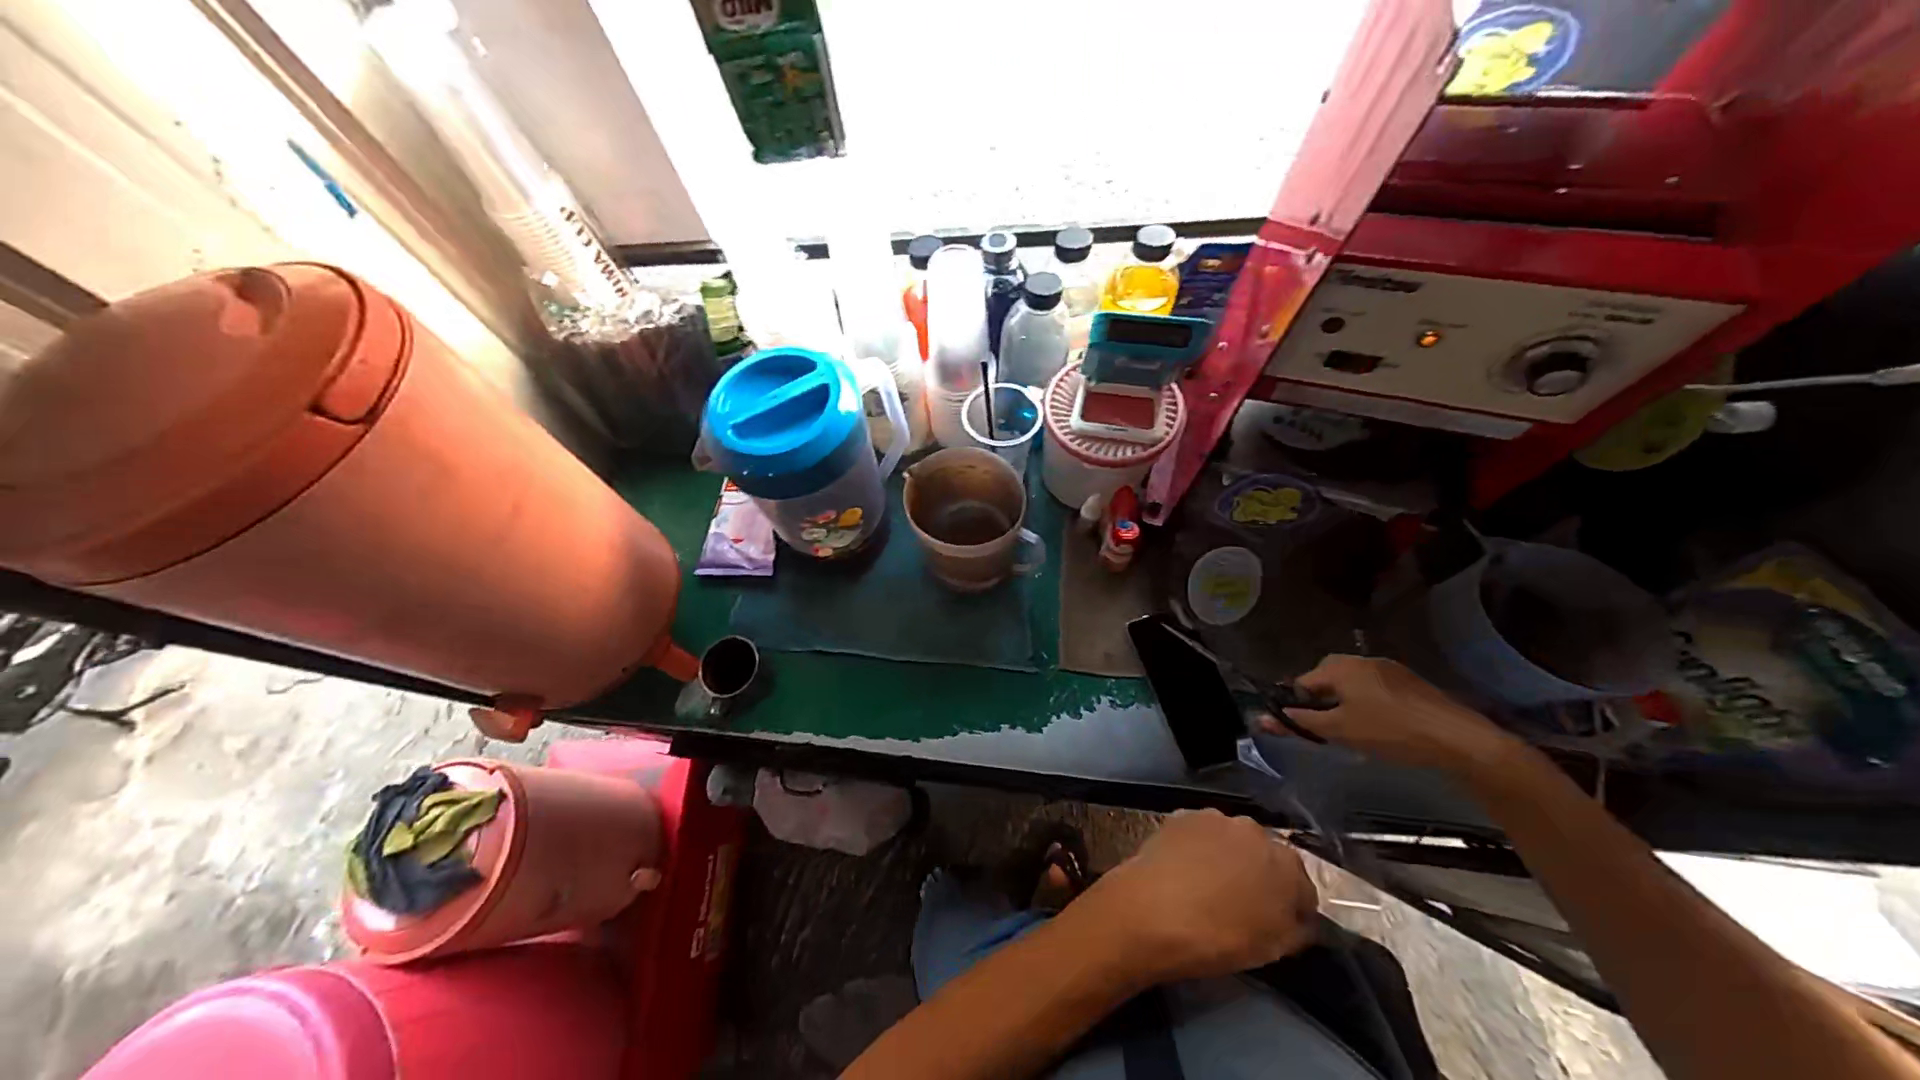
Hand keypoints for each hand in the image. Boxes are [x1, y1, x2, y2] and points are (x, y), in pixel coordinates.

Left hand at [1068, 809, 1318, 984]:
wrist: (1152, 912)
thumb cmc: (1219, 937)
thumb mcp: (1272, 949)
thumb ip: (1297, 930)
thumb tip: (1301, 920)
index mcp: (1287, 864)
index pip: (1303, 887)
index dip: (1294, 908)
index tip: (1280, 924)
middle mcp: (1255, 830)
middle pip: (1265, 855)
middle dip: (1259, 875)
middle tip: (1242, 903)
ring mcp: (1215, 818)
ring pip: (1231, 841)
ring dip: (1227, 857)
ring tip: (1208, 884)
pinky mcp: (1180, 816)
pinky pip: (1199, 834)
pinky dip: (1197, 848)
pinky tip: (1184, 870)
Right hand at [1259, 654, 1521, 775]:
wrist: (1457, 738)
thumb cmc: (1389, 732)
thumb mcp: (1339, 731)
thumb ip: (1301, 722)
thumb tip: (1263, 718)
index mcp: (1340, 668)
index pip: (1303, 682)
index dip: (1297, 704)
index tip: (1304, 727)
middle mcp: (1361, 660)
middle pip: (1327, 677)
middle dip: (1321, 699)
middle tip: (1327, 728)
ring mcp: (1388, 669)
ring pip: (1352, 682)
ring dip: (1345, 700)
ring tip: (1352, 728)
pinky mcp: (1409, 682)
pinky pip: (1374, 687)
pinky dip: (1367, 702)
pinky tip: (1379, 725)